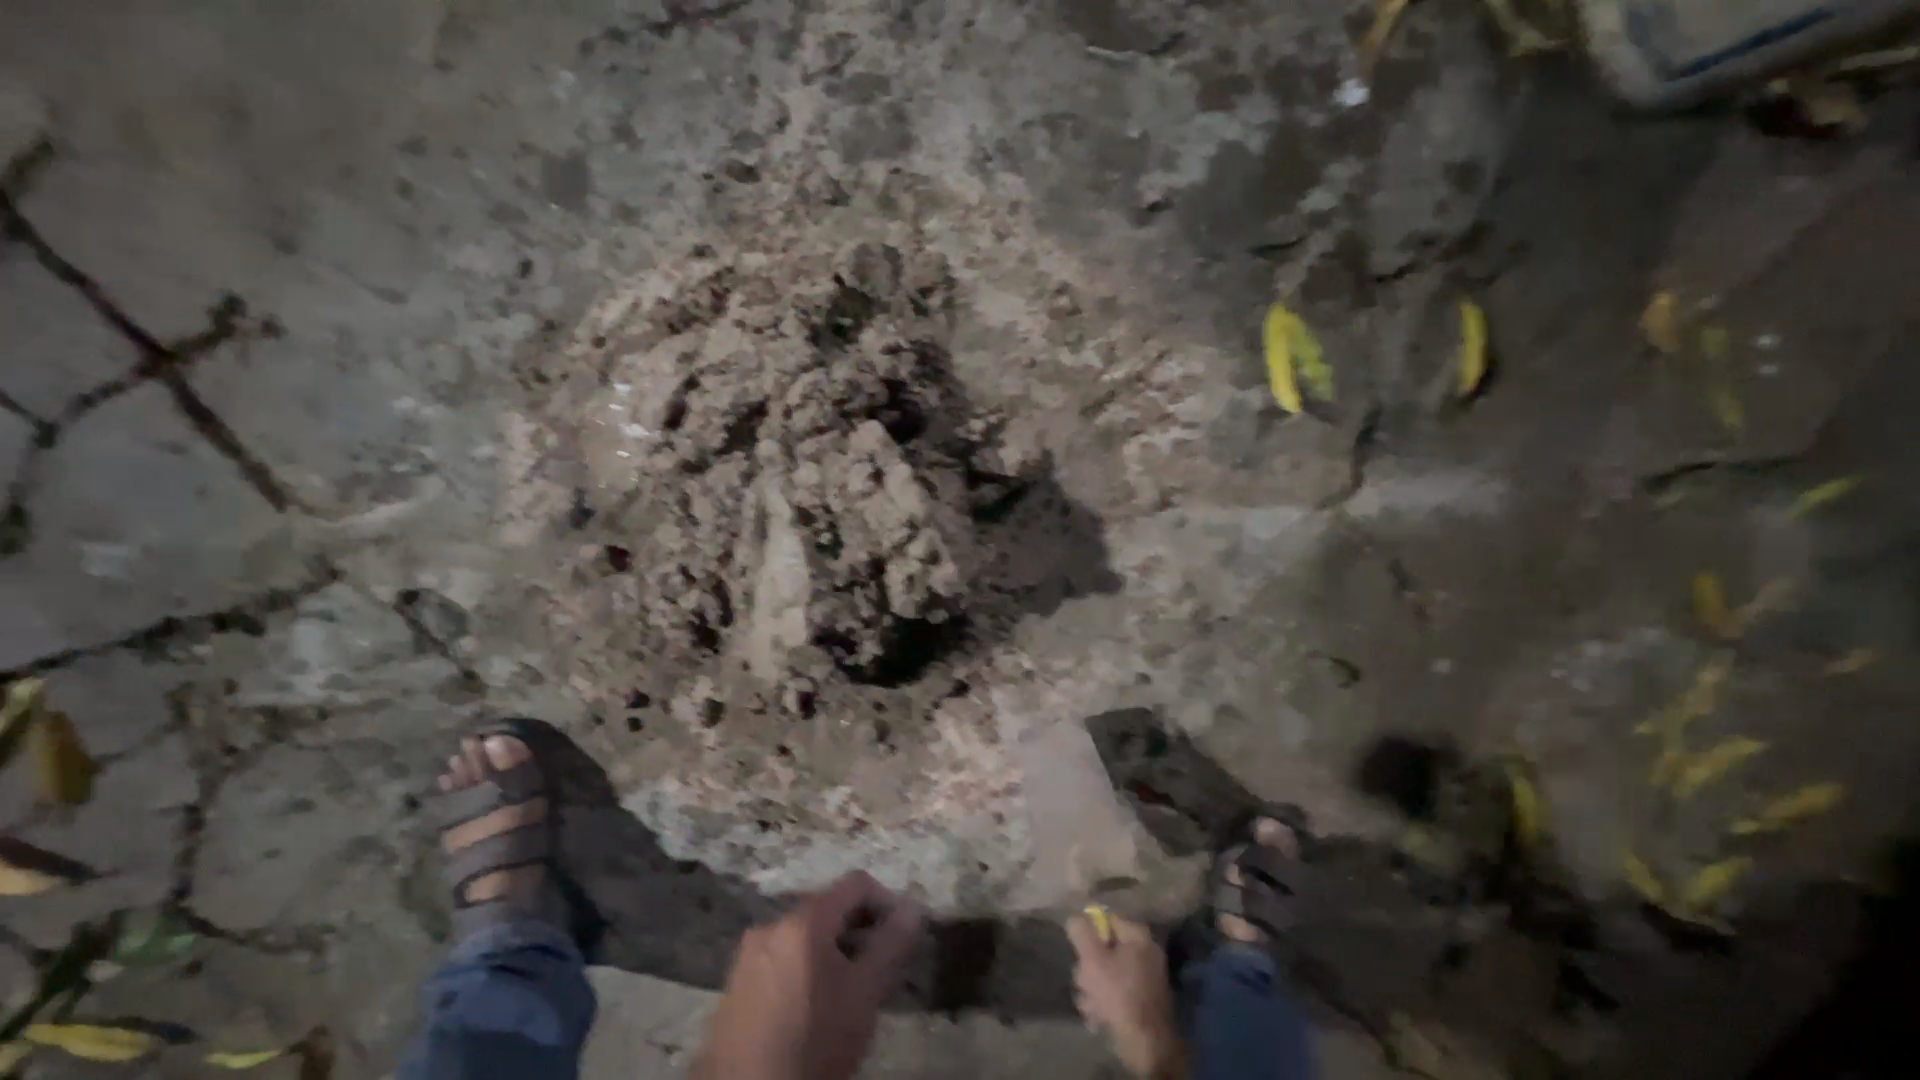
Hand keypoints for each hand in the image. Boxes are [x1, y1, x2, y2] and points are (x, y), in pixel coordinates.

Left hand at [692, 871, 924, 1079]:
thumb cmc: (813, 1042)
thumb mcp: (864, 994)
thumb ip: (891, 945)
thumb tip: (912, 907)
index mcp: (803, 920)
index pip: (855, 883)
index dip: (885, 902)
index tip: (899, 938)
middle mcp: (772, 924)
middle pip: (829, 907)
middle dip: (860, 930)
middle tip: (879, 970)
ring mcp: (750, 952)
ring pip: (806, 934)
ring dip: (834, 950)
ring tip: (850, 992)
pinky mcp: (737, 980)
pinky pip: (783, 955)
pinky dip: (807, 966)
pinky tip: (815, 1006)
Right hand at [1067, 911, 1183, 1079]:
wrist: (1145, 1044)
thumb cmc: (1118, 994)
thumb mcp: (1093, 959)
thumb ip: (1081, 933)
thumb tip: (1076, 917)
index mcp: (1138, 937)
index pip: (1107, 920)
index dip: (1088, 934)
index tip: (1078, 951)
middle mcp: (1145, 953)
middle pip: (1104, 949)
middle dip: (1088, 969)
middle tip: (1085, 982)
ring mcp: (1145, 978)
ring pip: (1105, 975)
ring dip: (1092, 990)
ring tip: (1092, 1005)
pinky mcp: (1141, 1001)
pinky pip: (1114, 993)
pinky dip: (1104, 1004)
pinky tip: (1099, 1017)